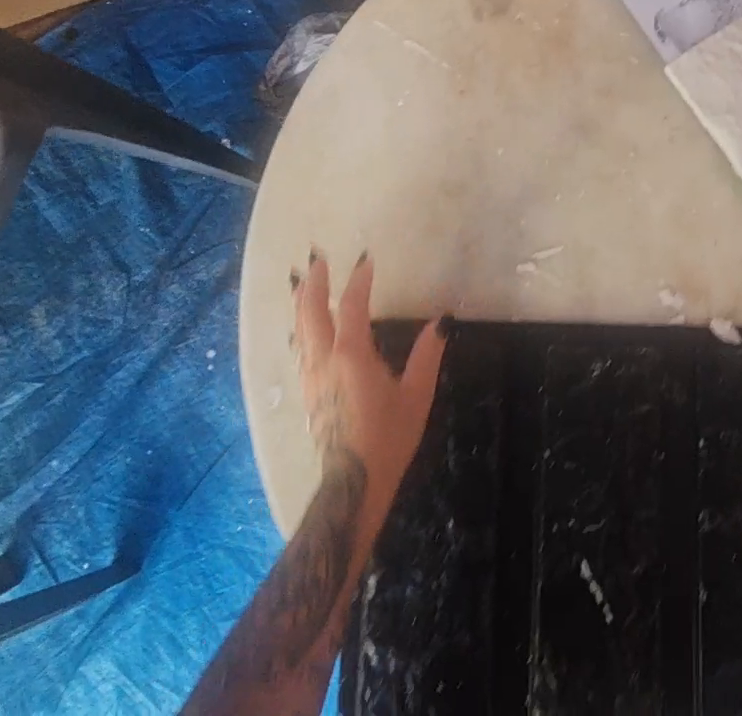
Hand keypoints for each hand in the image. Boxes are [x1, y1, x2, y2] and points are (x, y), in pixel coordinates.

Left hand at [292, 250, 446, 512]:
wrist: (354, 482)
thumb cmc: (389, 436)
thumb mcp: (417, 395)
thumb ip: (427, 355)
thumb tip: (441, 323)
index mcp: (351, 355)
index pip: (353, 307)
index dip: (359, 281)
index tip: (366, 261)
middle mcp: (323, 360)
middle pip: (311, 311)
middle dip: (315, 283)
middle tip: (319, 259)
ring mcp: (310, 377)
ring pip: (300, 329)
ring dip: (303, 303)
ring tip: (306, 284)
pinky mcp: (308, 392)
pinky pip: (301, 348)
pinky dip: (303, 327)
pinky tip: (308, 330)